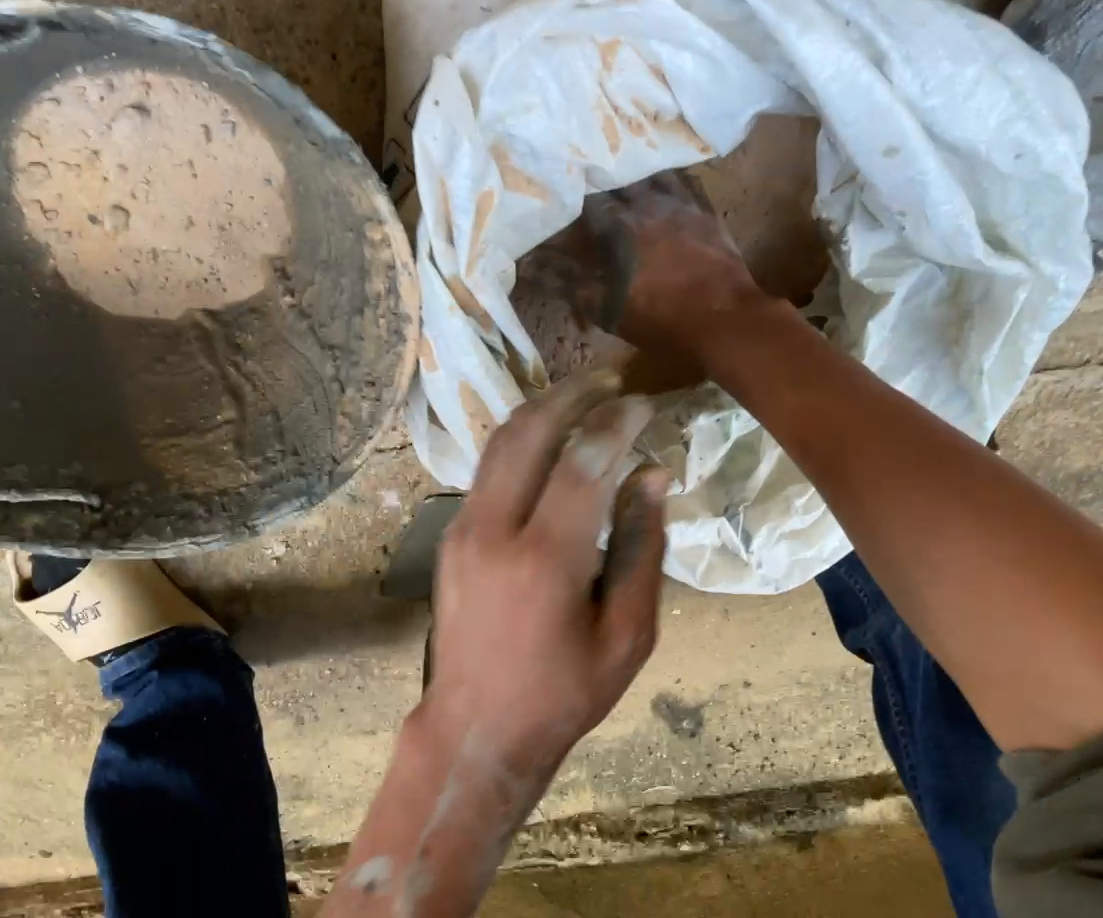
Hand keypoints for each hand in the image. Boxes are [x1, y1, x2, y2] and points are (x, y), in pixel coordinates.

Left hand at [419, 369, 669, 767]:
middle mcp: (493, 531)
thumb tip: (652, 474)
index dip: (615, 423)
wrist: (475, 726)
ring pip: (499, 443)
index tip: (643, 402)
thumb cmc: (564, 692)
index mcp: (544, 561)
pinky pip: (488, 469)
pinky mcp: (451, 535)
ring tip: (583, 392)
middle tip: (611, 377)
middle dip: (571, 393)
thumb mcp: (627, 635)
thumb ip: (641, 549)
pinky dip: (522, 441)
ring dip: (542, 409)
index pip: (581, 463)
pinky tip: (550, 438)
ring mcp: (462, 529)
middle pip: (527, 433)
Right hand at [549, 172, 764, 392]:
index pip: (582, 203)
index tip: (556, 199)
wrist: (725, 319)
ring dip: (630, 175)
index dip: (567, 200)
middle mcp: (644, 205)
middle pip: (614, 181)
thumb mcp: (607, 310)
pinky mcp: (704, 212)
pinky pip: (681, 184)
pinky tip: (659, 181)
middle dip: (597, 180)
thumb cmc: (661, 319)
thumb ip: (569, 284)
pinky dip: (664, 180)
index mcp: (615, 227)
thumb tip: (533, 266)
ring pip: (647, 175)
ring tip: (619, 173)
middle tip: (584, 180)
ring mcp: (678, 205)